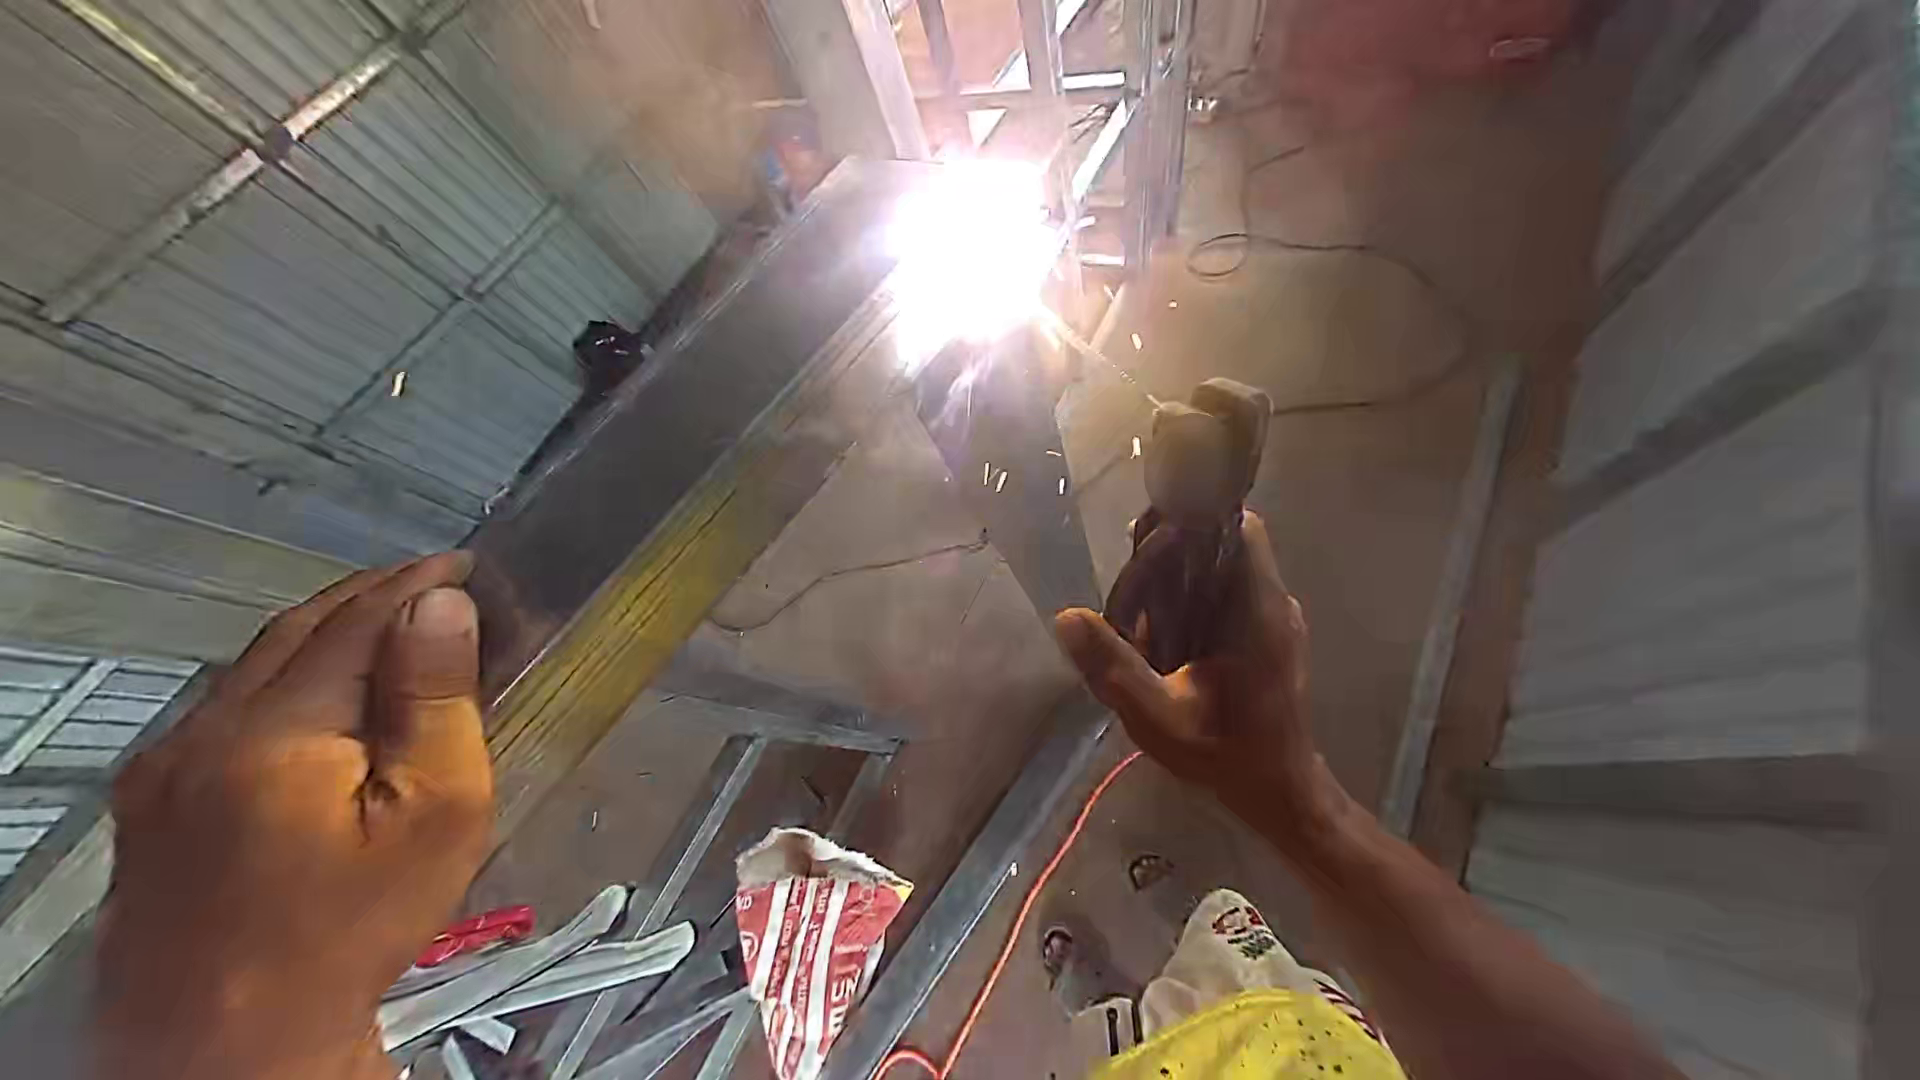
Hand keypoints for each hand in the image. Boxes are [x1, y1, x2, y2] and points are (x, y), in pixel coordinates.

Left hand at [97, 553, 493, 1079]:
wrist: (237, 1041)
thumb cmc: (364, 915)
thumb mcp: (436, 805)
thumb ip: (436, 699)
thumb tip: (442, 605)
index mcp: (274, 731)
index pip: (355, 623)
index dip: (414, 584)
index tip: (467, 562)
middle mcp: (202, 733)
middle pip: (296, 630)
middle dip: (373, 592)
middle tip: (441, 578)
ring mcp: (169, 768)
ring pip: (258, 660)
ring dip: (335, 624)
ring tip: (402, 614)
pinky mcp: (161, 800)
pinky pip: (237, 699)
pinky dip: (300, 664)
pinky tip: (338, 678)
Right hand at [1053, 513, 1346, 842]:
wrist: (1278, 791)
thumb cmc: (1225, 754)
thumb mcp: (1159, 718)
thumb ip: (1114, 668)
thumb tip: (1067, 618)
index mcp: (1256, 611)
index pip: (1238, 528)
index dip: (1191, 521)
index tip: (1143, 545)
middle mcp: (1269, 601)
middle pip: (1218, 541)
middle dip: (1166, 557)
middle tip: (1127, 602)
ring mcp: (1268, 614)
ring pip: (1215, 565)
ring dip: (1171, 581)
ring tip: (1137, 624)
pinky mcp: (1260, 629)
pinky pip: (1218, 591)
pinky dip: (1183, 599)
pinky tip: (1156, 637)